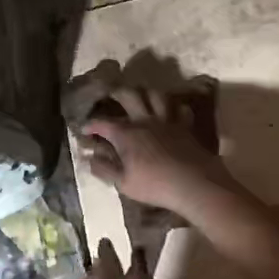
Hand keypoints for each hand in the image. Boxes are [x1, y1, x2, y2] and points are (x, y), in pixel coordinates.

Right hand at [79, 87, 239, 214]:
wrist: (194, 183)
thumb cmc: (155, 185)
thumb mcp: (123, 183)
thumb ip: (104, 168)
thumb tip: (89, 157)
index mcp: (126, 134)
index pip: (102, 123)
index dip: (90, 125)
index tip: (83, 129)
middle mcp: (144, 120)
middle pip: (129, 96)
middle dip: (116, 92)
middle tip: (110, 93)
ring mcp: (167, 120)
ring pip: (156, 95)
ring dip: (146, 93)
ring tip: (141, 96)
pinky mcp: (185, 126)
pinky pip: (181, 110)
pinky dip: (175, 108)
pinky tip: (172, 112)